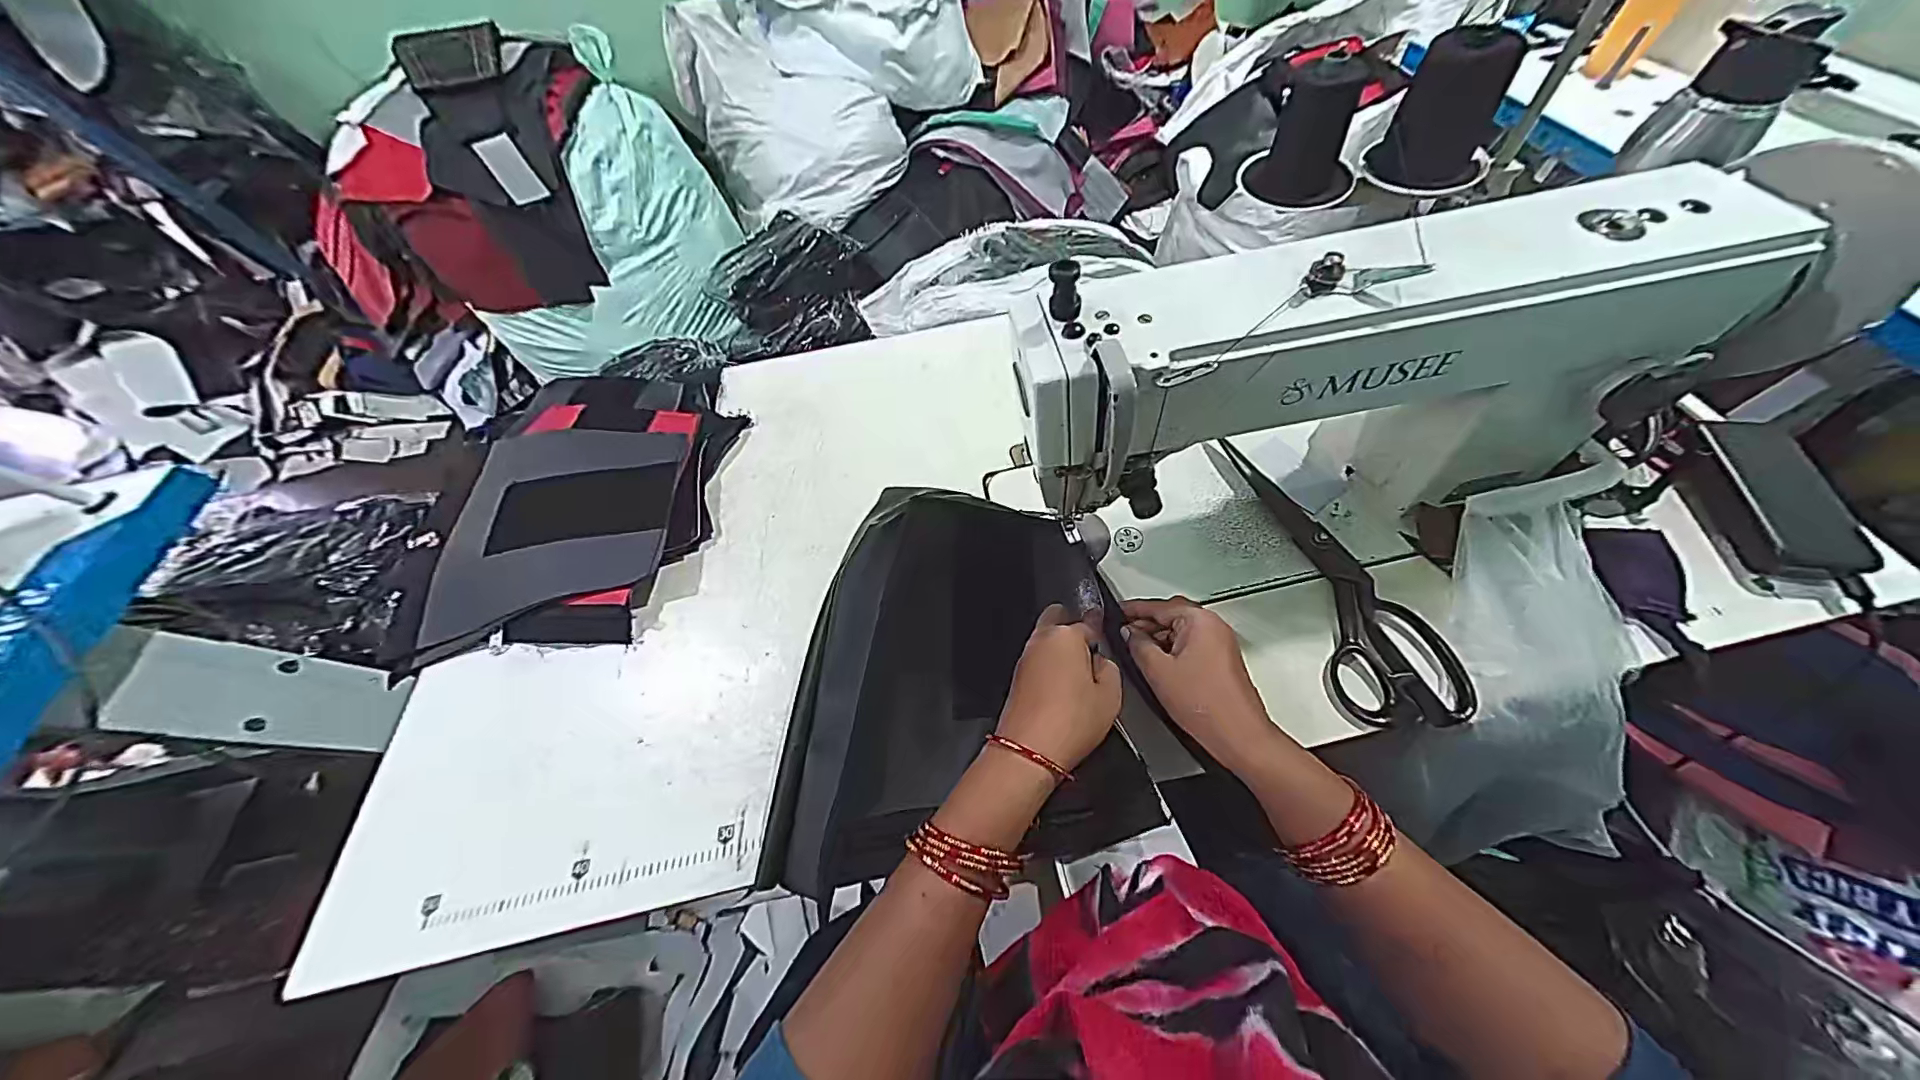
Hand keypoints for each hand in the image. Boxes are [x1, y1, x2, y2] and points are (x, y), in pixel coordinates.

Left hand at [994, 604, 1121, 775]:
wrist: (1029, 750)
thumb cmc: (1066, 724)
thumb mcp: (1111, 695)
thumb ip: (1110, 668)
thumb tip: (1103, 663)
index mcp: (1066, 636)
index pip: (1088, 622)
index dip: (1099, 631)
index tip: (1103, 631)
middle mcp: (1041, 641)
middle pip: (1057, 619)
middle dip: (1072, 625)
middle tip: (1089, 644)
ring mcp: (1025, 658)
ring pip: (1045, 640)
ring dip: (1059, 647)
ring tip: (1078, 670)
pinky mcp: (1017, 676)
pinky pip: (1038, 660)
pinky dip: (1049, 665)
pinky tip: (1063, 685)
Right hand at [1122, 597, 1285, 766]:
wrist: (1238, 734)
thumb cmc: (1209, 706)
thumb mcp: (1157, 670)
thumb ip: (1137, 644)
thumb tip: (1129, 633)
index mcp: (1200, 621)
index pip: (1158, 606)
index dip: (1133, 609)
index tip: (1117, 612)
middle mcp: (1214, 627)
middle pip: (1171, 615)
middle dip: (1146, 624)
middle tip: (1123, 633)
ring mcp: (1220, 643)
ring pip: (1180, 631)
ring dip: (1159, 639)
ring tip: (1138, 653)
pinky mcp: (1220, 659)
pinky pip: (1190, 645)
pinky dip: (1172, 651)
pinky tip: (1158, 666)